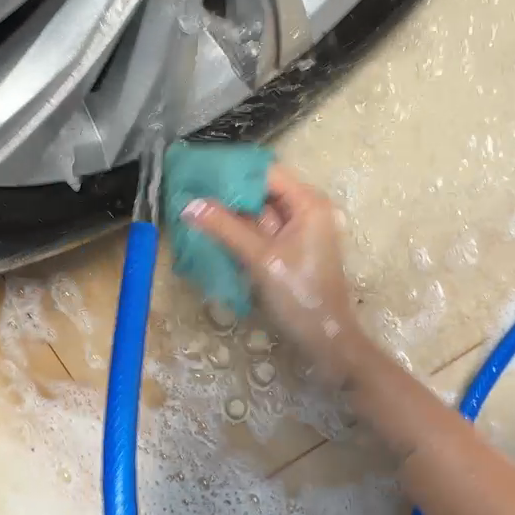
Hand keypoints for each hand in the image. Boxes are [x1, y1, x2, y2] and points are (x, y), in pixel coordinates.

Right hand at [182, 165, 367, 380]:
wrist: (326, 342)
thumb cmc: (300, 297)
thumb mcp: (261, 259)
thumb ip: (225, 228)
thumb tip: (189, 205)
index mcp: (309, 204)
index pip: (266, 173)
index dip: (233, 172)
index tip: (198, 173)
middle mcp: (307, 212)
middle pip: (262, 192)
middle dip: (228, 194)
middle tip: (188, 193)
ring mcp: (300, 234)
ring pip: (260, 215)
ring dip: (231, 216)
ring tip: (193, 212)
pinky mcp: (292, 254)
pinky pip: (263, 235)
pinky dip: (241, 235)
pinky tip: (212, 235)